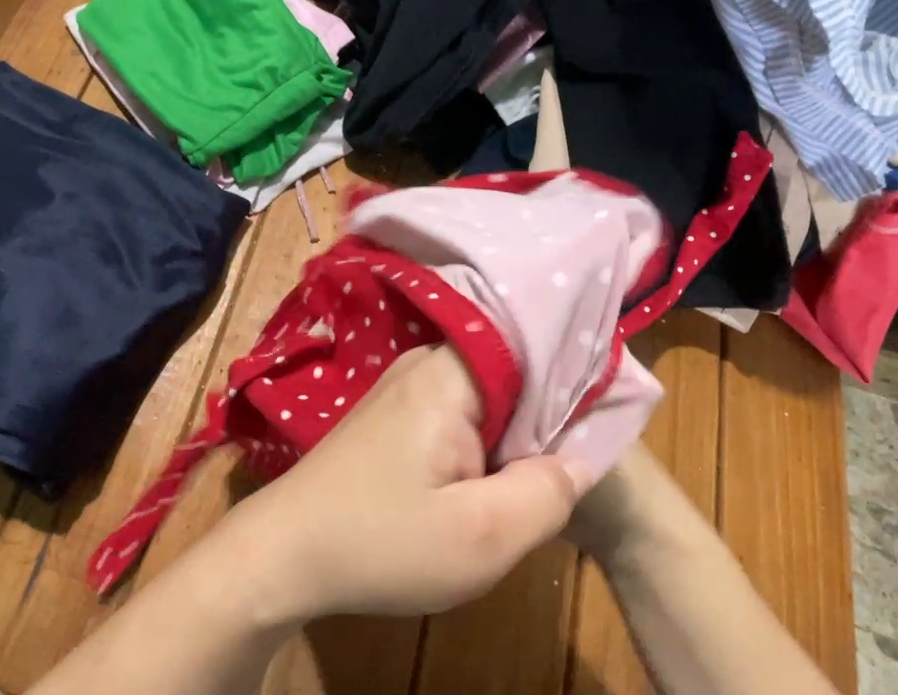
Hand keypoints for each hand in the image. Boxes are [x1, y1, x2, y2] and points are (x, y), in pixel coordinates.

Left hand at [213, 345, 599, 623]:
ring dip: (518, 432)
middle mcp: (426, 363)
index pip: (533, 343)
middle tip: (579, 453)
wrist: (285, 554)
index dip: (578, 374)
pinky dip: (487, 440)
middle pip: (513, 368)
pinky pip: (462, 413)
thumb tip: (582, 457)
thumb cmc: (382, 543)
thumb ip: (545, 493)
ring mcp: (407, 387)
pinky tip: (495, 476)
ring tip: (542, 470)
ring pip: (490, 395)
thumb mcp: (482, 537)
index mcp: (448, 374)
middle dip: (549, 410)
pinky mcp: (396, 414)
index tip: (613, 407)